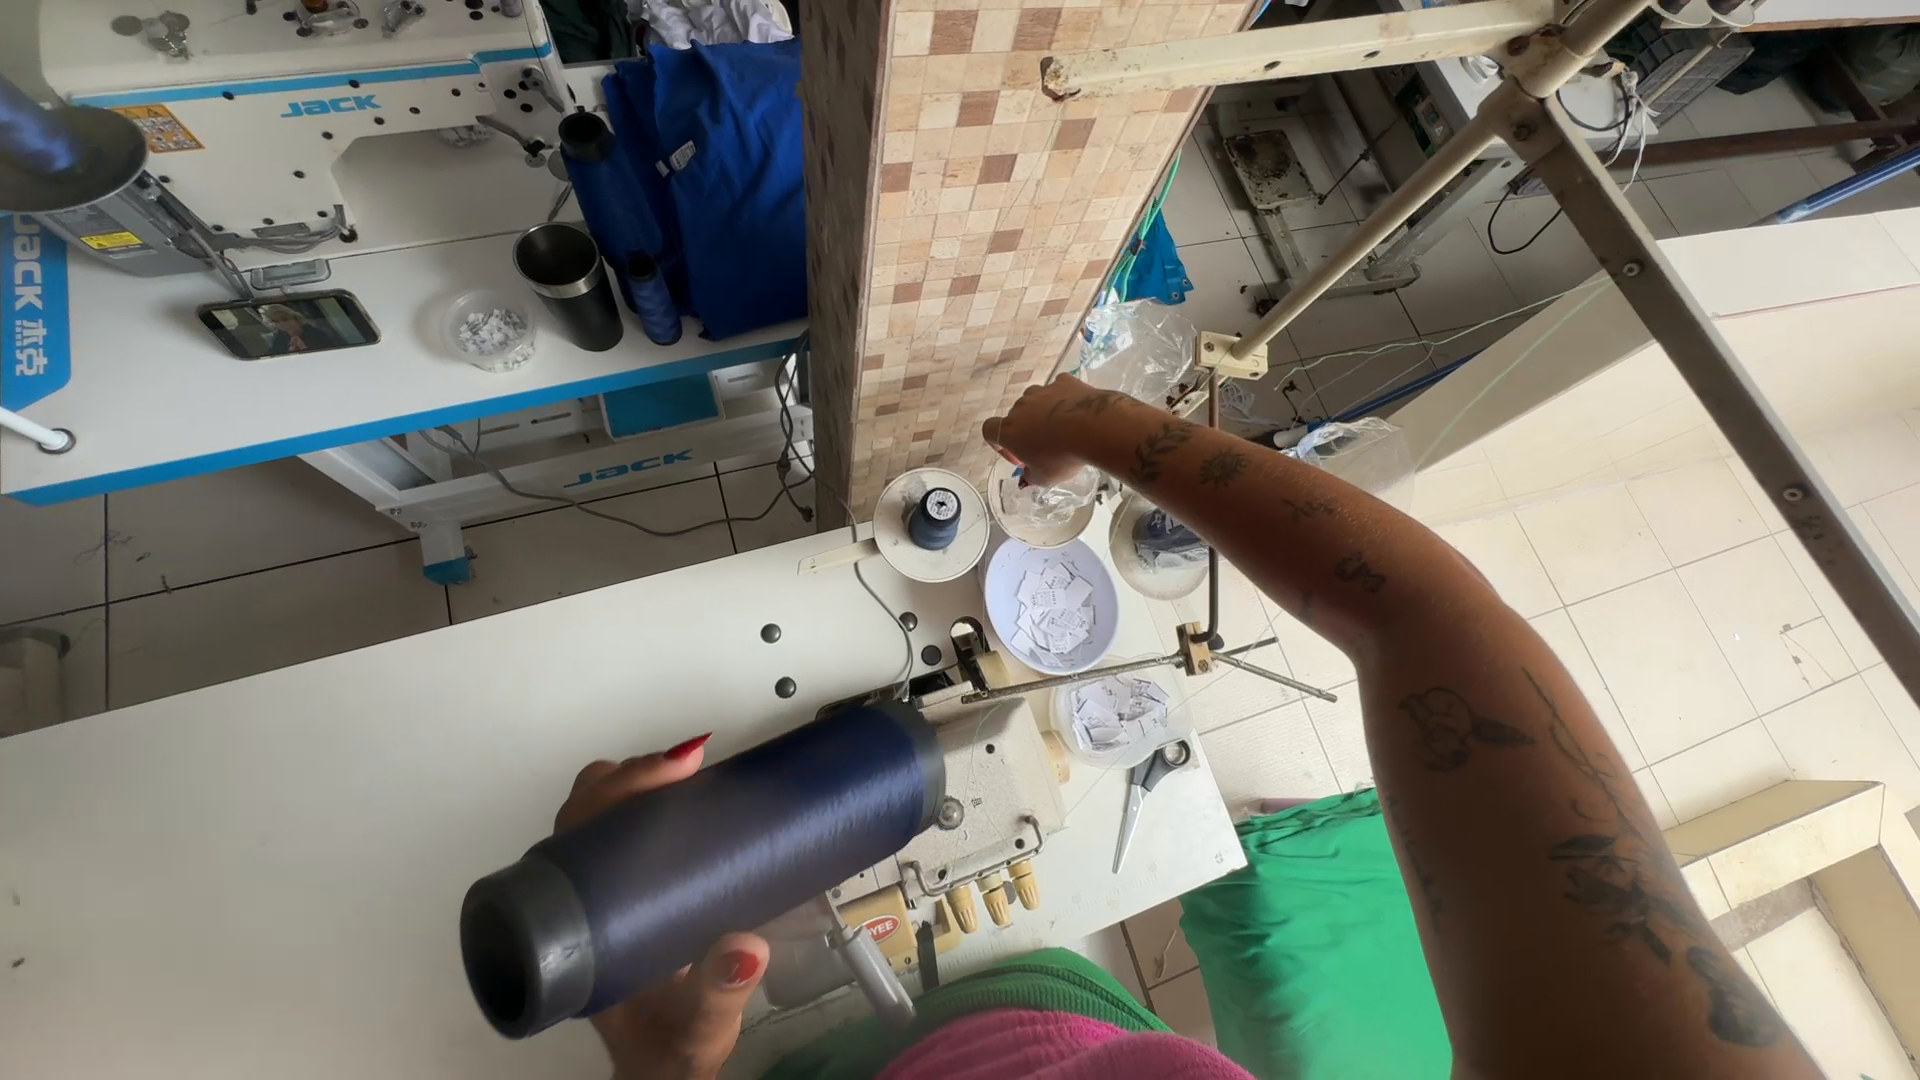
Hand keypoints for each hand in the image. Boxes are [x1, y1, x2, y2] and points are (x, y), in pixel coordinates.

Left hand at [555, 738, 769, 1079]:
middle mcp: (583, 902)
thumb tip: (747, 945)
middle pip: (585, 812)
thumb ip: (717, 998)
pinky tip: (696, 789)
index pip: (575, 841)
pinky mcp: (638, 882)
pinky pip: (634, 824)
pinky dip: (659, 795)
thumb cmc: (671, 1050)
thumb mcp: (698, 1031)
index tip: (673, 772)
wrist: (669, 1066)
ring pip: (606, 812)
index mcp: (577, 933)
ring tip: (698, 766)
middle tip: (694, 763)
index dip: (614, 796)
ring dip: (645, 779)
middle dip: (633, 776)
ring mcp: (608, 888)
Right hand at [980, 373, 1125, 486]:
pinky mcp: (1064, 381)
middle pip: (1016, 417)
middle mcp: (1021, 407)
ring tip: (1063, 429)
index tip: (1018, 456)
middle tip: (1045, 448)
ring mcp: (1042, 391)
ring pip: (1036, 401)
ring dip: (1043, 413)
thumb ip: (1030, 476)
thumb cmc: (1062, 457)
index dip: (1000, 444)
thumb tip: (1027, 476)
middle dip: (1026, 430)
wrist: (1094, 428)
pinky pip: (1058, 391)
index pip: (989, 430)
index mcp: (1009, 430)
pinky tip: (1076, 412)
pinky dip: (1063, 400)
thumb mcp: (1044, 478)